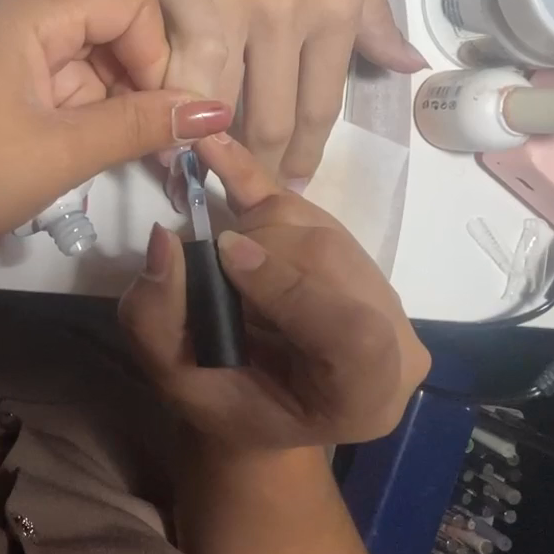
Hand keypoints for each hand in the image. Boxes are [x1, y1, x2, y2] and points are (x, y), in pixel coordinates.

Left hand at [0, 0, 231, 254]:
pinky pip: (55, 88)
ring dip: (111, 109)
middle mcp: (19, 20)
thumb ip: (140, 125)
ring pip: (86, 65)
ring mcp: (2, 54)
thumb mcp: (59, 150)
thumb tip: (216, 108)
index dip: (158, 53)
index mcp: (32, 13)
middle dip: (141, 85)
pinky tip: (81, 160)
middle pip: (110, 30)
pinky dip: (78, 120)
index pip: (130, 0)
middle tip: (157, 150)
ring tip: (119, 163)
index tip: (160, 115)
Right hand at [118, 133, 429, 449]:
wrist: (258, 404)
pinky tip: (216, 148)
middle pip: (333, 265)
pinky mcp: (353, 255)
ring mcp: (381, 295)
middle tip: (205, 251)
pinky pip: (307, 208)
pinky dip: (255, 176)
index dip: (289, 286)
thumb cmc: (221, 404)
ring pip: (320, 230)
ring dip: (256, 224)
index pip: (353, 333)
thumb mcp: (172, 378)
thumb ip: (159, 318)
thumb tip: (165, 236)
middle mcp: (394, 344)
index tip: (223, 251)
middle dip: (259, 246)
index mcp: (363, 397)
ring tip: (215, 237)